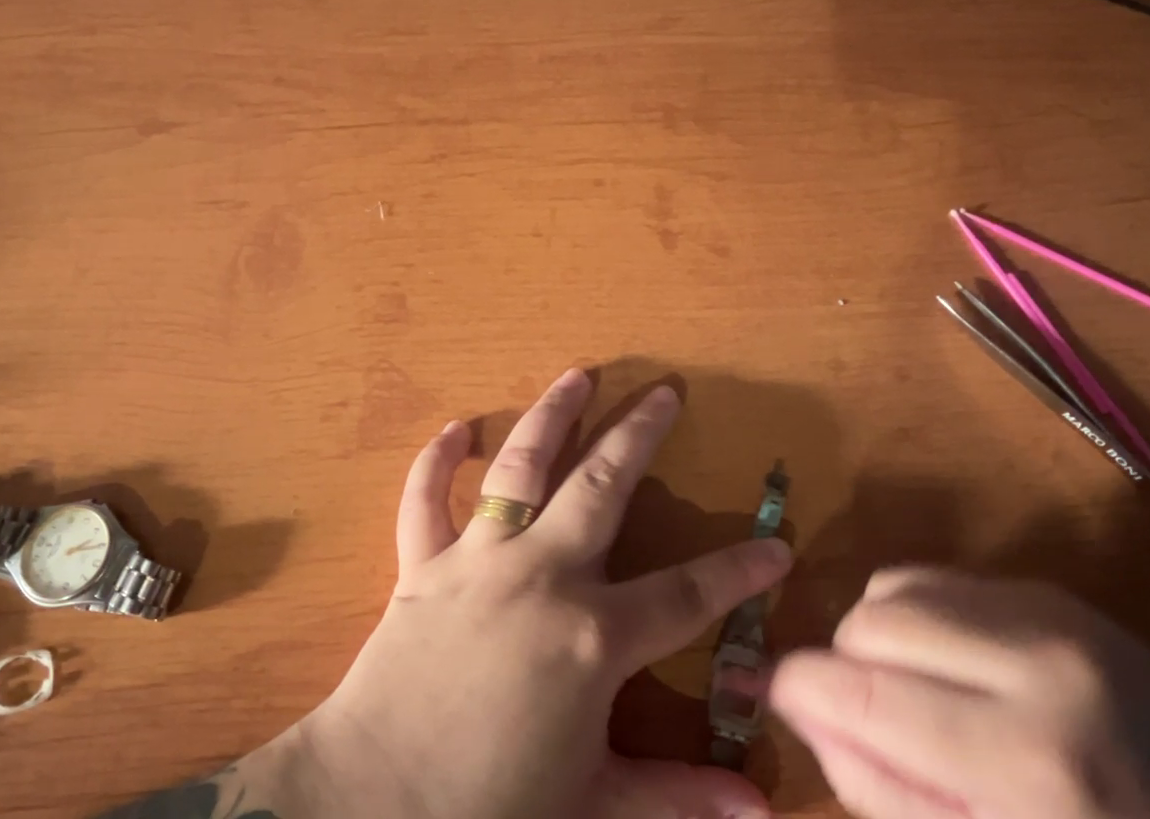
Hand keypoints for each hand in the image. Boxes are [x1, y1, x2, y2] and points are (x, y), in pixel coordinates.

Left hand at [293, 369, 791, 818]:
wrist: (373, 795)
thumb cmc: (490, 802)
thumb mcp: (596, 801)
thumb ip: (678, 793)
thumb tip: (760, 812)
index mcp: (594, 635)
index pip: (685, 595)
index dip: (736, 571)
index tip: (776, 547)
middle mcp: (542, 577)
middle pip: (602, 488)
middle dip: (638, 436)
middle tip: (665, 392)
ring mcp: (478, 562)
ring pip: (518, 470)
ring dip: (549, 418)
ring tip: (575, 376)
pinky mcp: (422, 565)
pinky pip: (426, 500)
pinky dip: (437, 462)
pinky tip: (454, 429)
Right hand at [767, 567, 1149, 818]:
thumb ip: (877, 787)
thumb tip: (796, 710)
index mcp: (1024, 761)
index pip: (858, 692)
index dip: (793, 688)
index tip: (774, 699)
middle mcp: (1031, 663)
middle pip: (865, 624)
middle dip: (843, 668)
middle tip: (875, 720)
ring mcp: (1043, 610)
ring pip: (887, 589)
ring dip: (873, 637)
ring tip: (913, 691)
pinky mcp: (1044, 587)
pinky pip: (927, 578)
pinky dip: (908, 615)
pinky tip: (944, 662)